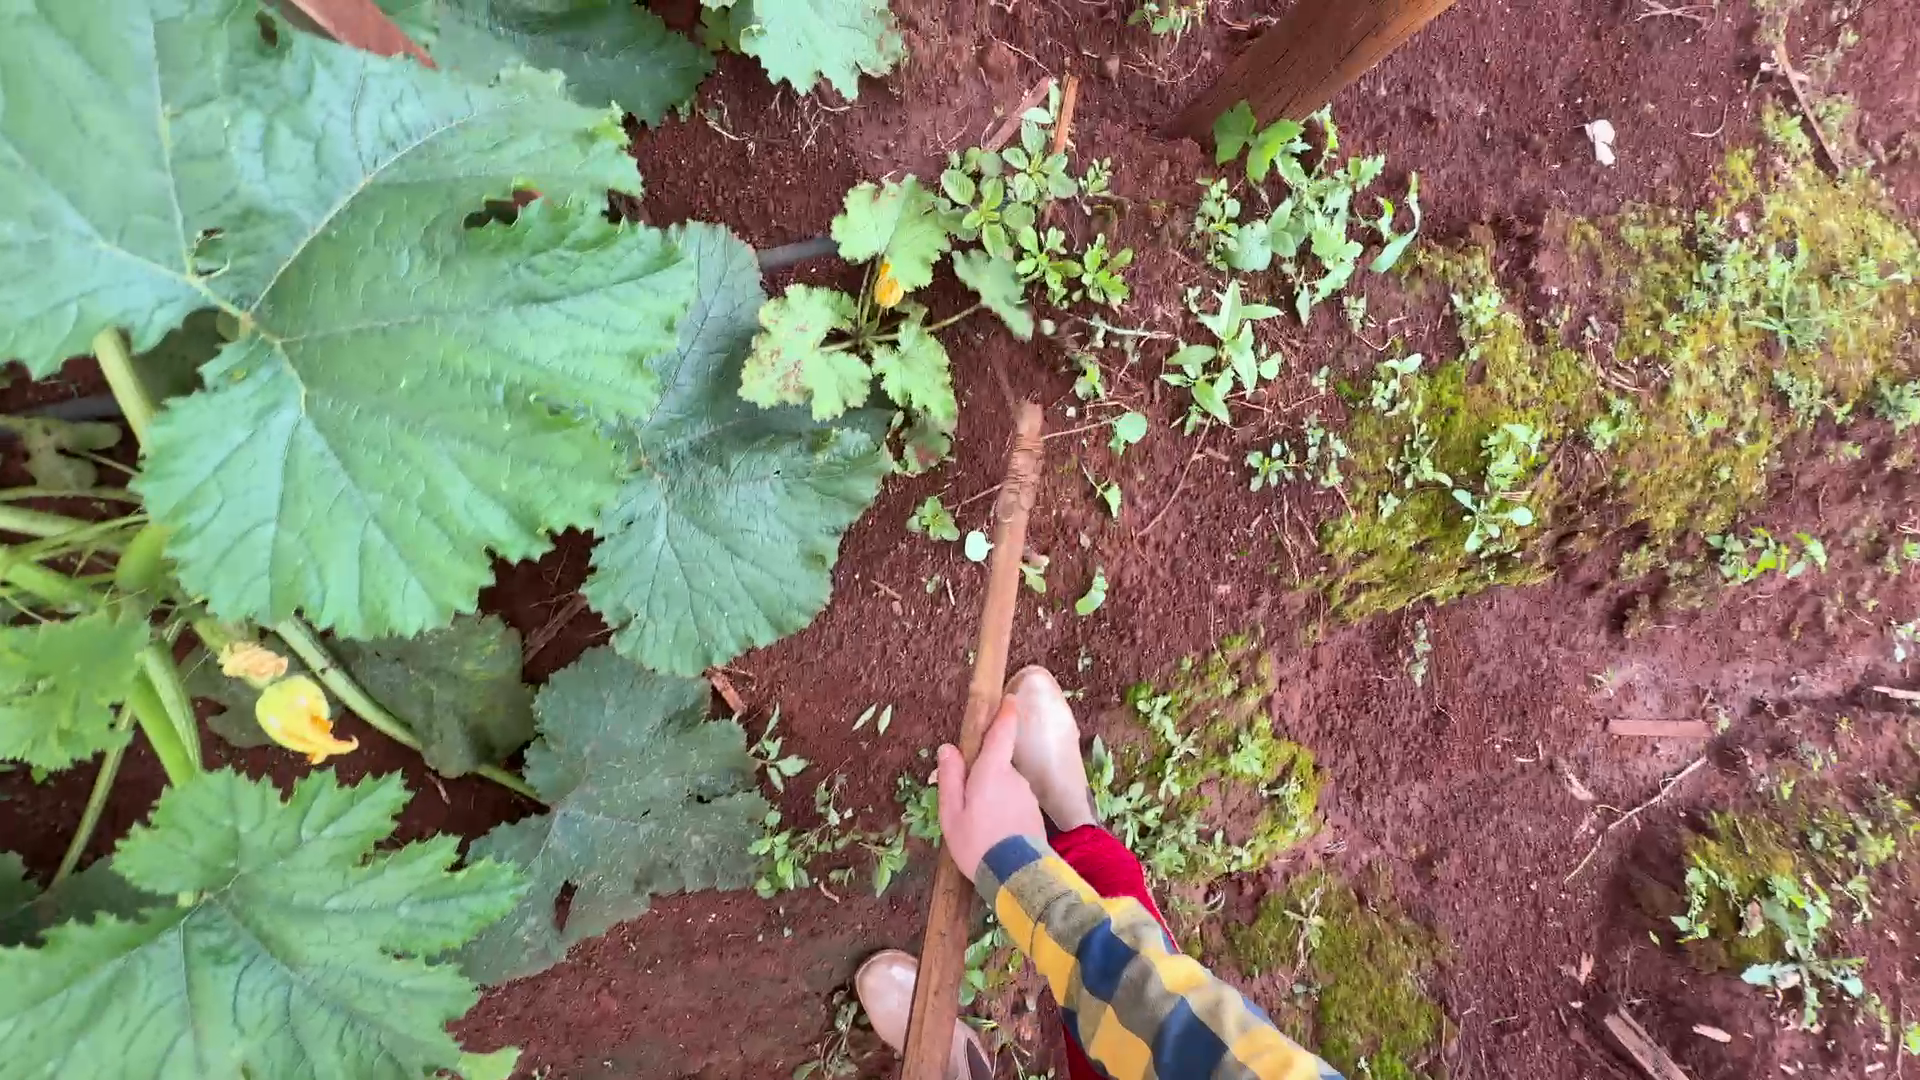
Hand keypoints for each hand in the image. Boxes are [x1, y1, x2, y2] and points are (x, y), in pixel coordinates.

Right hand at [936, 697, 1046, 881]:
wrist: (1017, 878)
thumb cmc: (977, 844)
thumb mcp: (952, 813)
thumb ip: (950, 778)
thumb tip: (948, 749)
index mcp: (992, 771)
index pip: (1003, 732)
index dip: (1006, 714)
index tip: (1008, 700)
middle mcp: (1014, 777)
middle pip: (997, 765)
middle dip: (983, 778)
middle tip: (965, 808)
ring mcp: (1026, 795)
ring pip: (1005, 787)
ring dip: (993, 799)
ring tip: (978, 830)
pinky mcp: (1034, 813)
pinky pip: (1014, 804)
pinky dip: (1004, 813)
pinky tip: (994, 837)